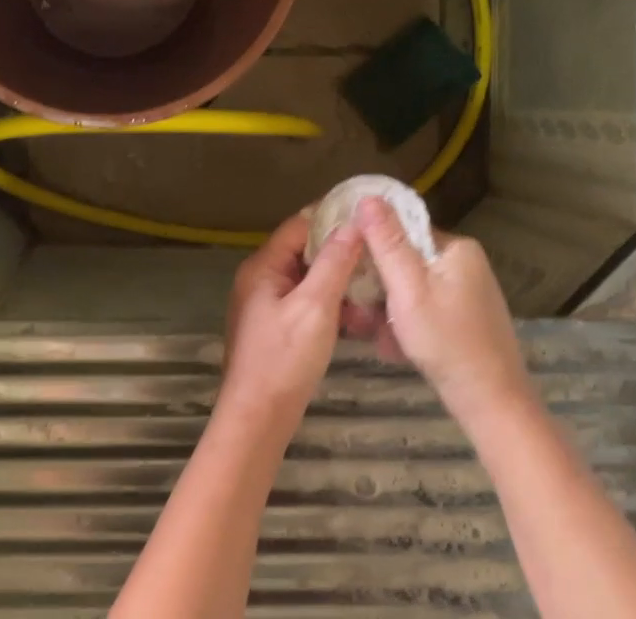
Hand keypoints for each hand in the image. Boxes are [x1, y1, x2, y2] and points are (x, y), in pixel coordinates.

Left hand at [220, 212, 361, 425]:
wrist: (258, 417)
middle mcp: (259, 279)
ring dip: (338, 284)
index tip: (368, 218)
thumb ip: (334, 262)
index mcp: (263, 266)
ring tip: (371, 294)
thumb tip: (353, 223)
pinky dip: (329, 306)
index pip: (299, 225)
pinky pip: (305, 303)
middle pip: (303, 252)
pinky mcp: (274, 328)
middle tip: (377, 259)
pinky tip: (354, 320)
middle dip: (340, 254)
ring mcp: (265, 305)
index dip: (332, 218)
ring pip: (307, 280)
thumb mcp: (316, 306)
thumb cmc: (285, 359)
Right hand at [356, 198, 531, 413]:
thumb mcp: (407, 289)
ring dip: (389, 310)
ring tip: (377, 336)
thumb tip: (367, 197)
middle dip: (379, 288)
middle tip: (360, 316)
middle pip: (405, 261)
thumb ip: (386, 242)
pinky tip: (395, 346)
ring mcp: (467, 292)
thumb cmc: (446, 341)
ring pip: (411, 288)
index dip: (372, 248)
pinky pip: (425, 308)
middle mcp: (465, 263)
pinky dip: (407, 324)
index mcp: (456, 248)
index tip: (349, 271)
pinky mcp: (465, 317)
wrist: (491, 403)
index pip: (402, 231)